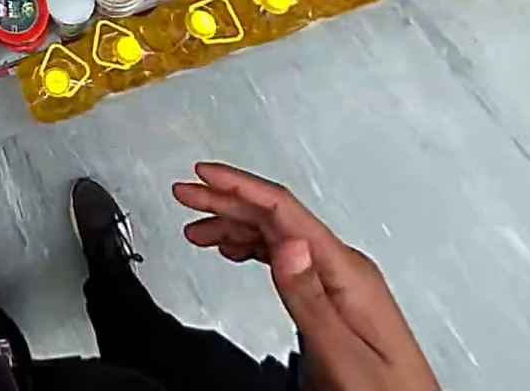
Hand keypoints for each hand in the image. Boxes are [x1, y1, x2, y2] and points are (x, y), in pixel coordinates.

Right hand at [172, 163, 438, 390]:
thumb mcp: (345, 357)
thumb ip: (312, 298)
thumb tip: (288, 241)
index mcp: (346, 270)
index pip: (283, 209)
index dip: (239, 184)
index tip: (203, 173)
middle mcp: (340, 264)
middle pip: (273, 215)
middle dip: (224, 199)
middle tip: (184, 194)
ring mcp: (335, 277)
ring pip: (272, 231)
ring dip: (231, 223)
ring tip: (196, 227)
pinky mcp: (329, 292)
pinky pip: (280, 252)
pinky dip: (247, 244)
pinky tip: (230, 247)